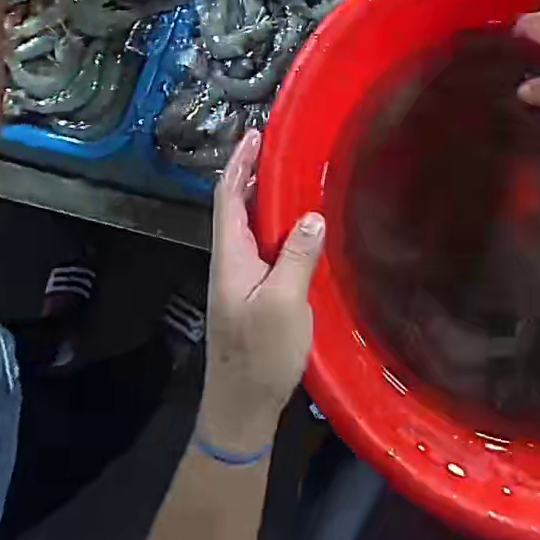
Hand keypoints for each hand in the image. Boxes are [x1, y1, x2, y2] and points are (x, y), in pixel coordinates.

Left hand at [199, 130, 323, 454]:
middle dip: (252, 172)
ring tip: (291, 175)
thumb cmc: (259, 353)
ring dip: (264, 196)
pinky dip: (275, 224)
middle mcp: (231, 258)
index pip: (228, 196)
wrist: (242, 403)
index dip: (239, 163)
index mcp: (230, 253)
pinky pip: (262, 244)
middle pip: (236, 204)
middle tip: (278, 148)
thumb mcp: (285, 303)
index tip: (253, 135)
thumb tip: (311, 215)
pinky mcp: (253, 290)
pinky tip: (297, 225)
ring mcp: (241, 276)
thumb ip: (297, 257)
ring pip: (250, 224)